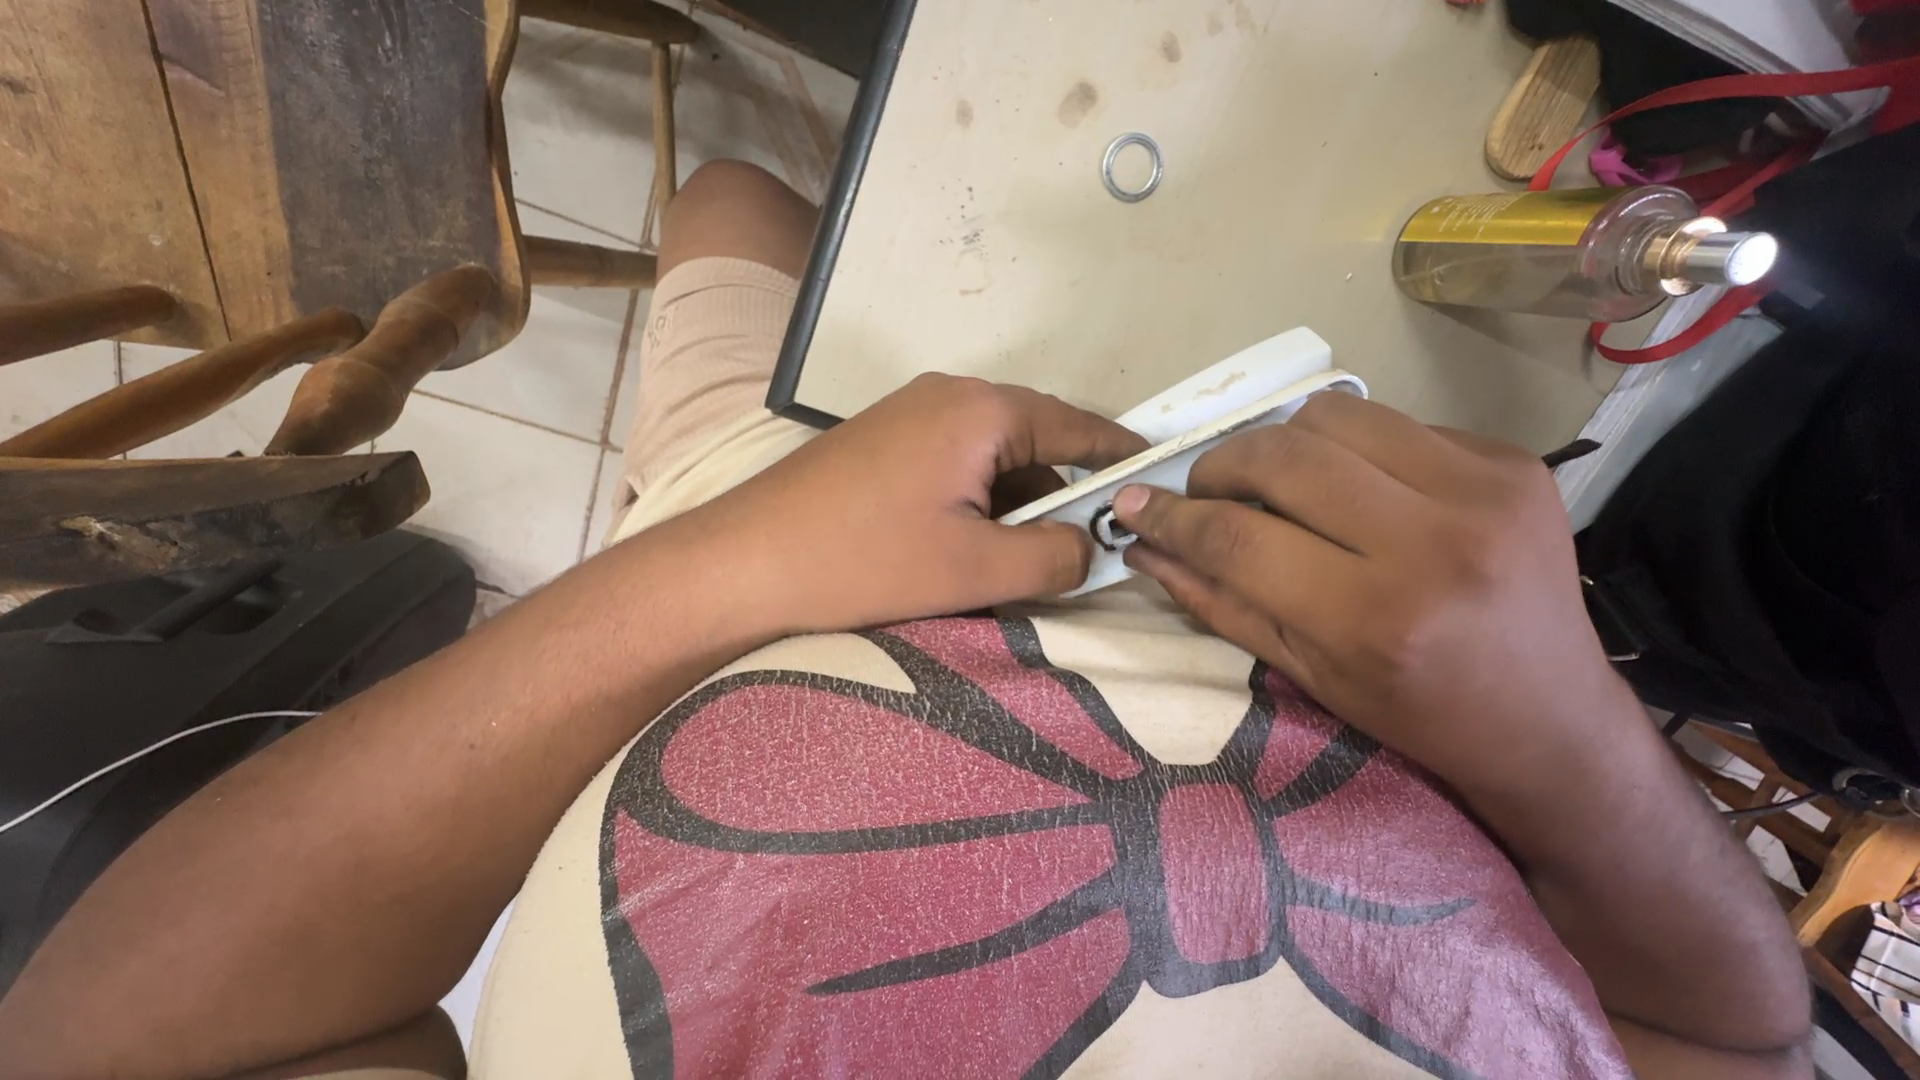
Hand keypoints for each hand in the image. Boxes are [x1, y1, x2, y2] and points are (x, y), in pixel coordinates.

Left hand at [683, 374, 1147, 636]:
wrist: (741, 565)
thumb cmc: (866, 561)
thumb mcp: (976, 567)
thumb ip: (1056, 556)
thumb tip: (1094, 547)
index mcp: (982, 410)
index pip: (1081, 427)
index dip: (1124, 461)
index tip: (1160, 490)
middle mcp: (948, 397)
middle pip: (1036, 444)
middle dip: (1063, 500)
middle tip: (1088, 555)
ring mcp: (908, 419)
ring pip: (993, 463)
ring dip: (1016, 510)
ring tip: (1025, 568)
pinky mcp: (881, 449)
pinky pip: (954, 471)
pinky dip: (977, 509)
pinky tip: (970, 555)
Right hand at [1112, 391, 1627, 794]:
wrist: (1551, 718)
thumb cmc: (1414, 712)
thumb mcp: (1302, 672)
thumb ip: (1216, 601)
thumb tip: (1143, 546)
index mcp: (1373, 616)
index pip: (1239, 537)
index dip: (1172, 517)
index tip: (1133, 505)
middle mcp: (1432, 541)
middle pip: (1282, 456)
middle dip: (1220, 466)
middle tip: (1207, 491)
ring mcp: (1482, 489)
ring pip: (1333, 416)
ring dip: (1281, 444)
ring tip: (1275, 485)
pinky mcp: (1511, 461)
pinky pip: (1392, 425)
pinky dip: (1348, 451)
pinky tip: (1354, 492)